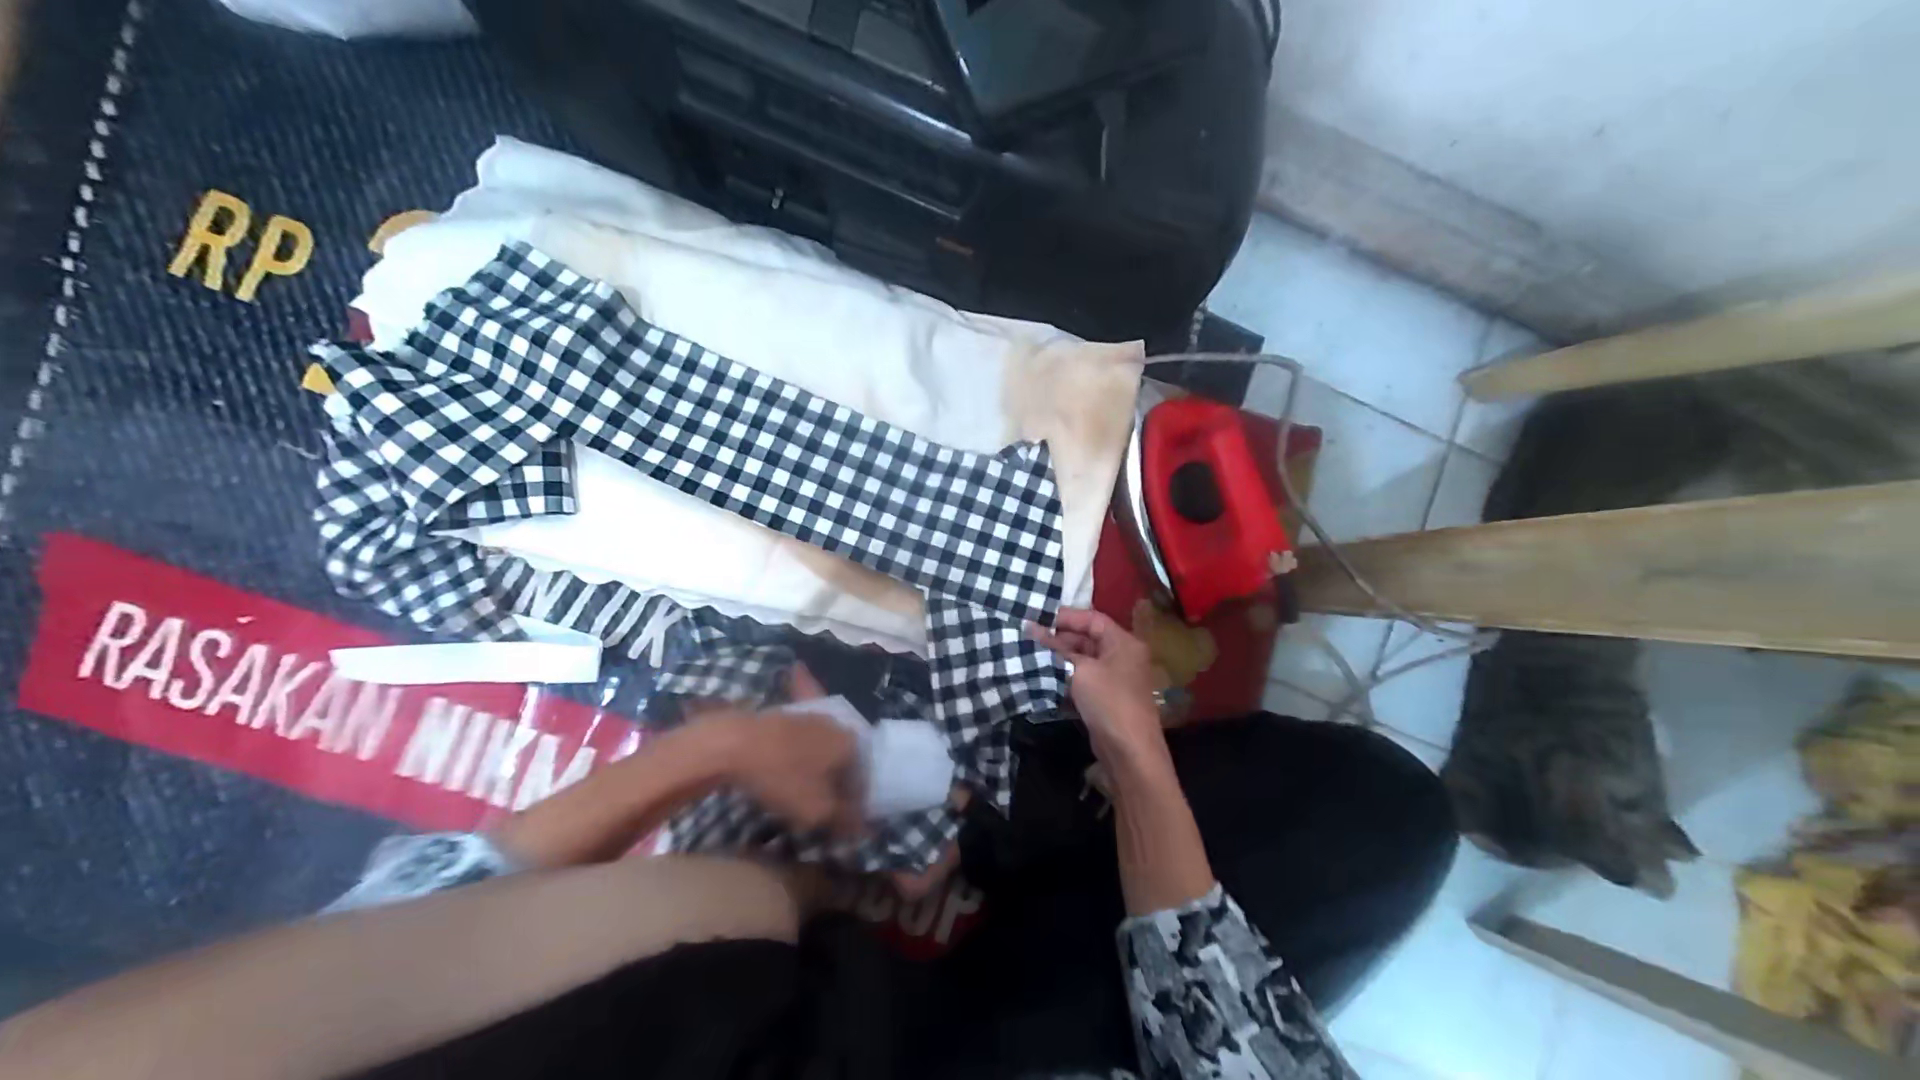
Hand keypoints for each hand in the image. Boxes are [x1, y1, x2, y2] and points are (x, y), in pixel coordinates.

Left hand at [695, 665, 863, 837]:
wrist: (731, 743)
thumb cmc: (782, 776)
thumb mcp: (817, 810)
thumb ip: (846, 820)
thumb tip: (865, 829)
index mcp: (850, 743)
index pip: (862, 778)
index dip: (854, 804)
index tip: (840, 824)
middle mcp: (834, 724)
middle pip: (842, 762)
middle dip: (834, 787)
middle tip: (817, 812)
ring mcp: (806, 716)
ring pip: (818, 751)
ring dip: (813, 772)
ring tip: (794, 797)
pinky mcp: (781, 716)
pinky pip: (795, 744)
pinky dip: (792, 760)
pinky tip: (778, 775)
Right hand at [1027, 607, 1165, 761]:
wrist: (1129, 752)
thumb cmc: (1109, 701)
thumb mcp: (1080, 670)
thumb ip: (1055, 648)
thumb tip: (1029, 628)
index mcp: (1123, 642)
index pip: (1092, 619)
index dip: (1064, 617)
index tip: (1035, 619)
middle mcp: (1122, 656)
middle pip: (1087, 638)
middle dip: (1058, 639)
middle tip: (1027, 638)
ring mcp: (1114, 678)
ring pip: (1082, 660)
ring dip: (1058, 659)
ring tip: (1029, 655)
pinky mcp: (1105, 698)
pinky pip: (1082, 679)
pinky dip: (1063, 676)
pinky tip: (1041, 677)